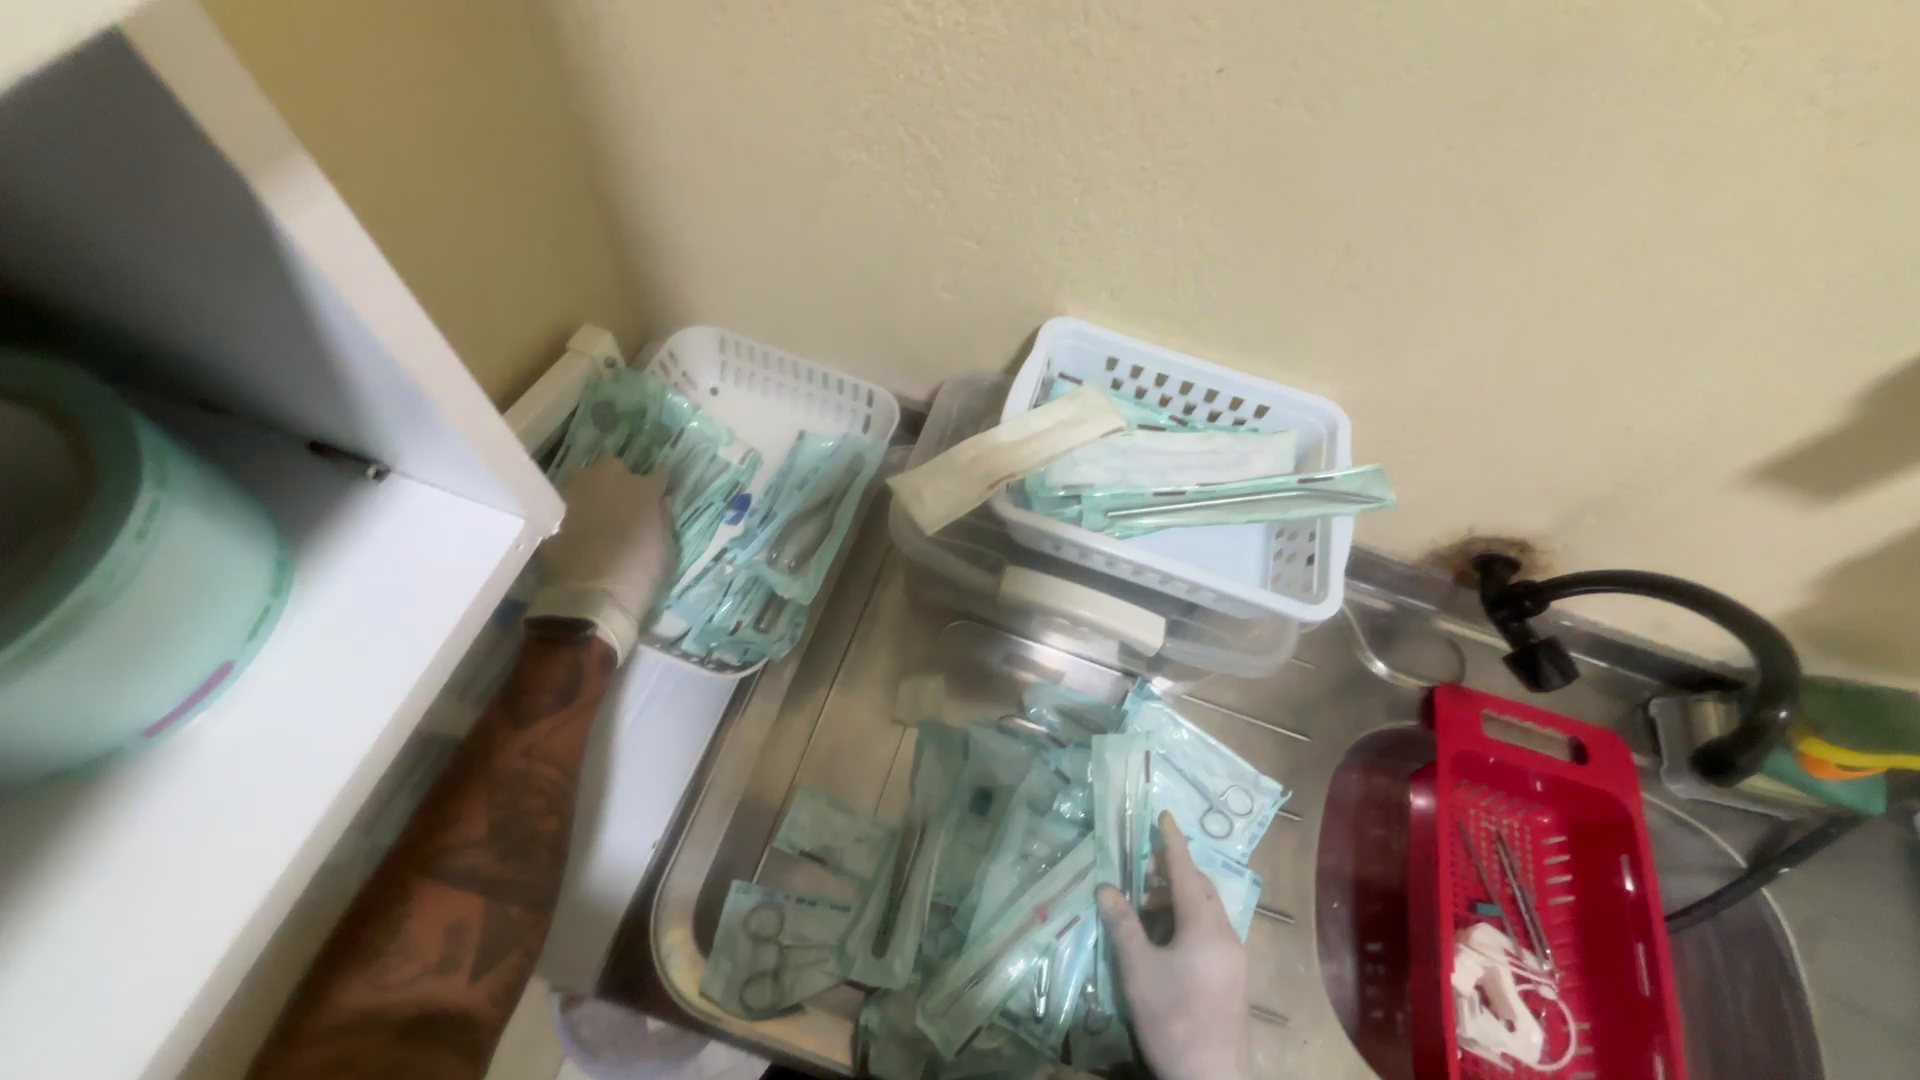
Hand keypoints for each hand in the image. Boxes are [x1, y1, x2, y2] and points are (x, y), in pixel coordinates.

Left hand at [526, 458, 675, 661]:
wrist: (591, 595)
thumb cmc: (640, 573)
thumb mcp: (665, 546)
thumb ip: (662, 517)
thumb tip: (660, 501)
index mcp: (644, 488)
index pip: (658, 474)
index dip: (658, 485)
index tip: (657, 496)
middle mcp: (610, 478)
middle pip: (615, 467)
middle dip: (618, 480)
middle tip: (620, 503)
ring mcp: (577, 490)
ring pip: (584, 479)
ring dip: (591, 491)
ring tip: (593, 513)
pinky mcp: (552, 507)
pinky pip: (566, 501)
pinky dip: (571, 510)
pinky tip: (574, 528)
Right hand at [1096, 811, 1251, 1079]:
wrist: (1212, 1078)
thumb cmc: (1172, 1019)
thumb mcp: (1138, 970)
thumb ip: (1123, 924)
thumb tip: (1106, 887)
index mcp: (1205, 927)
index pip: (1185, 871)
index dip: (1172, 842)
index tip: (1164, 815)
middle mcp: (1226, 935)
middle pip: (1200, 888)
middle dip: (1172, 872)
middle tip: (1143, 870)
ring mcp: (1235, 958)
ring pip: (1207, 911)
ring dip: (1177, 900)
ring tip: (1145, 911)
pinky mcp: (1234, 977)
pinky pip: (1211, 931)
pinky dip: (1187, 921)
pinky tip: (1164, 940)